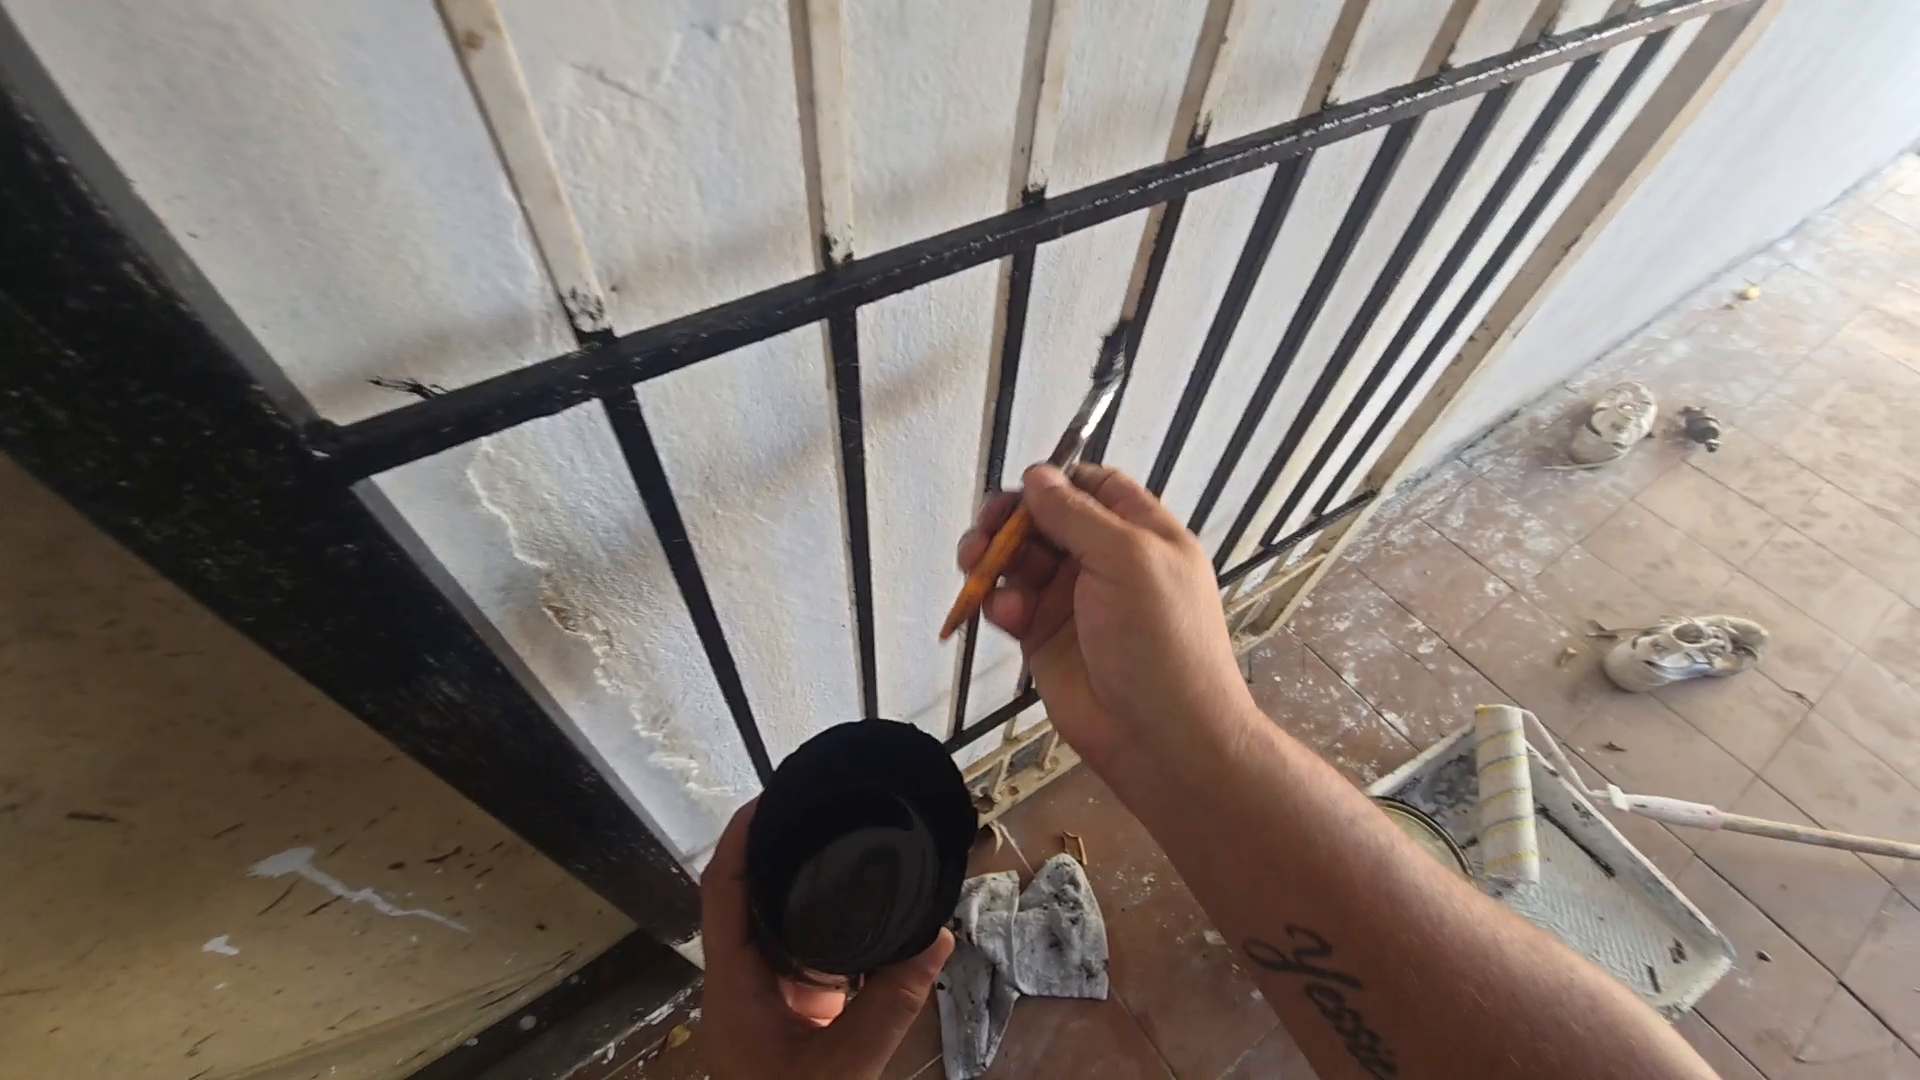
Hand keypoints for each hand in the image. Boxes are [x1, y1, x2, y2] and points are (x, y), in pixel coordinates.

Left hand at [699, 799, 954, 1078]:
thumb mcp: (845, 1069)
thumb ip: (891, 1004)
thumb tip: (938, 936)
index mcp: (734, 989)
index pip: (722, 895)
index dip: (738, 841)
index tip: (767, 798)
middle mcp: (740, 982)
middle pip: (741, 896)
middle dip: (770, 847)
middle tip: (813, 806)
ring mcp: (762, 996)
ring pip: (769, 921)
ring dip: (795, 879)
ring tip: (835, 838)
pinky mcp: (787, 1010)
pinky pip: (797, 948)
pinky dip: (821, 918)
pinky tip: (854, 904)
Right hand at [957, 463, 1254, 766]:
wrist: (1159, 737)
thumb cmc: (1158, 638)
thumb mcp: (1127, 559)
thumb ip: (1077, 514)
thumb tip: (1037, 475)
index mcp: (1138, 533)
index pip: (1094, 487)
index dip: (1057, 481)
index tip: (1025, 487)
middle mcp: (1102, 560)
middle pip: (1044, 519)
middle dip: (1011, 518)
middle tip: (986, 529)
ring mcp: (1069, 599)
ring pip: (1018, 559)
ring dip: (992, 556)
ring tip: (976, 564)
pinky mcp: (1041, 635)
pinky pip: (1009, 603)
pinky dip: (999, 601)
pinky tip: (1005, 613)